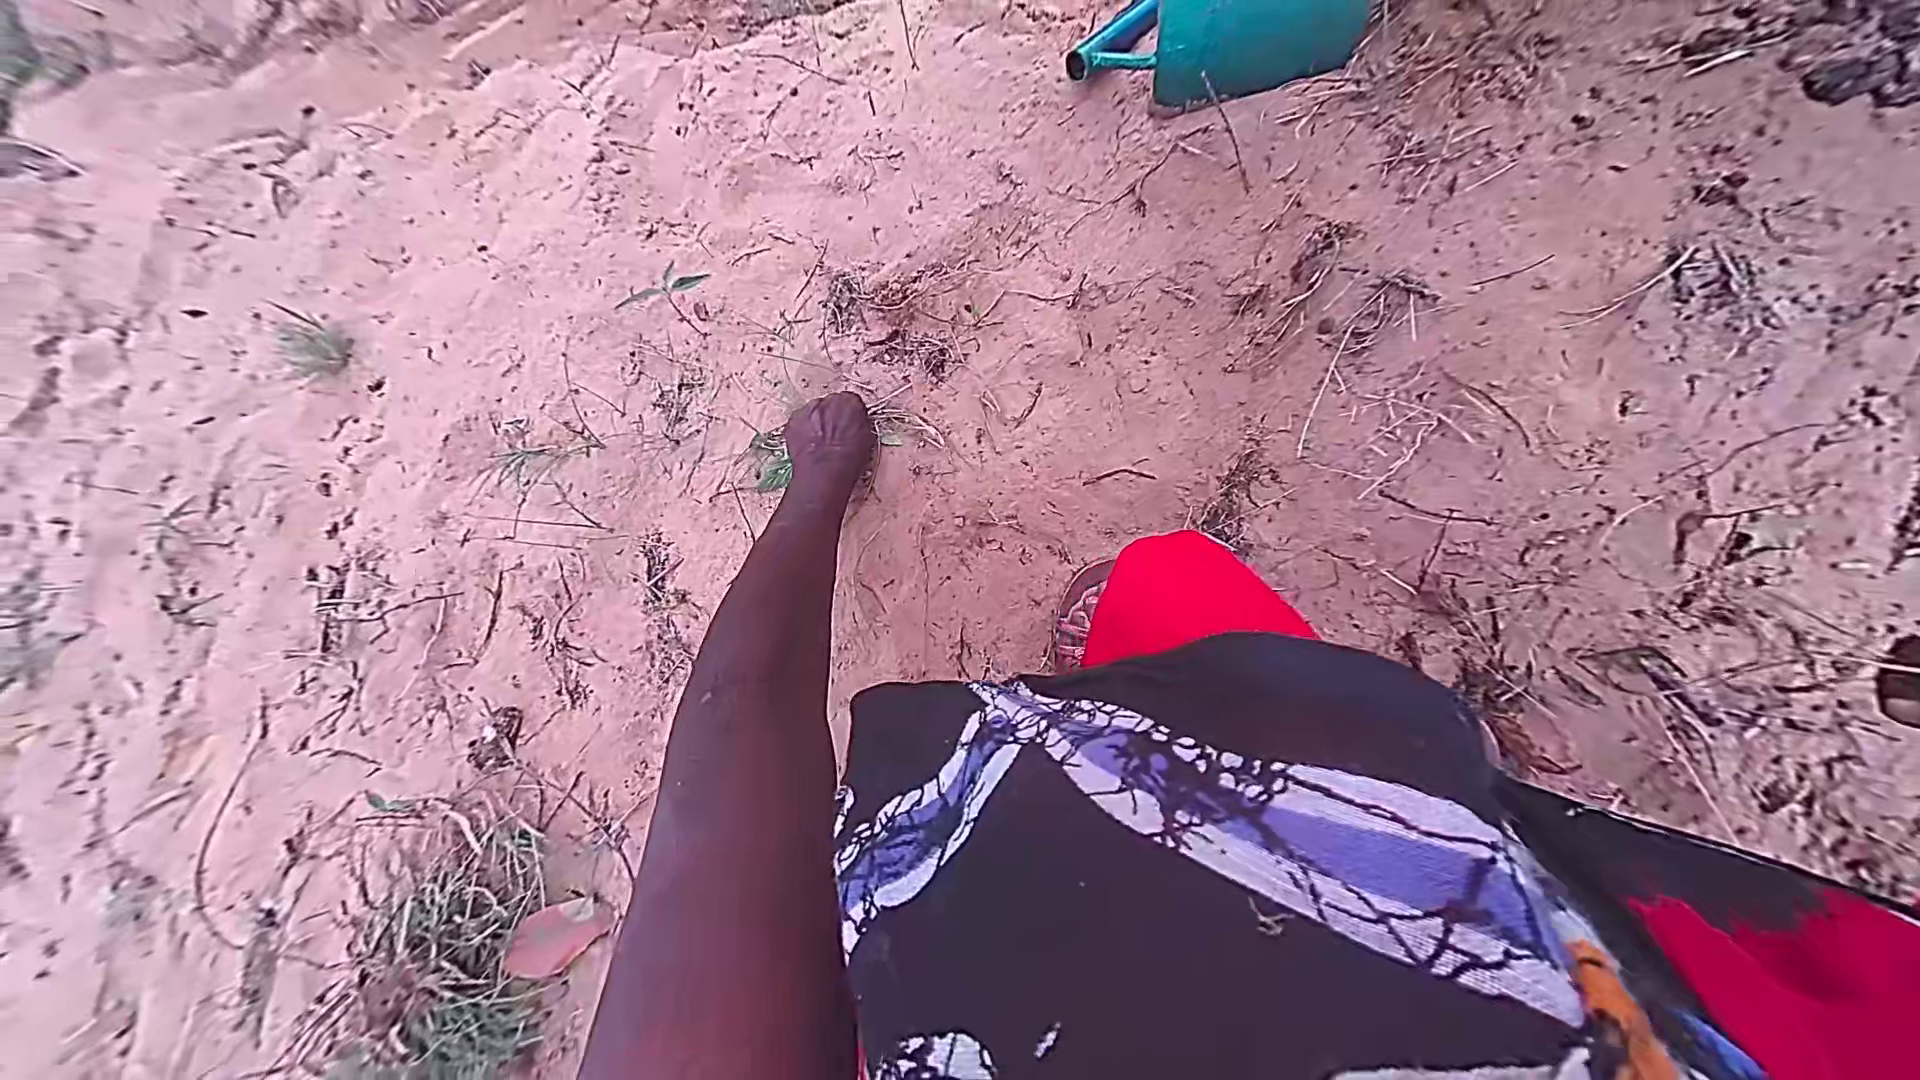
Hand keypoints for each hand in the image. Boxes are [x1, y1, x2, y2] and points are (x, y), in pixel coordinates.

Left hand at [783, 392, 874, 504]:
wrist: (824, 473)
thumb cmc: (848, 460)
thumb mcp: (867, 439)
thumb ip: (861, 423)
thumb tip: (857, 423)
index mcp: (849, 402)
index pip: (851, 401)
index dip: (851, 415)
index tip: (850, 425)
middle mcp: (827, 401)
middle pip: (831, 404)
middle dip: (833, 416)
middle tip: (835, 435)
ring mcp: (807, 410)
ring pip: (814, 412)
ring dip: (817, 423)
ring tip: (821, 442)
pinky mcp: (792, 422)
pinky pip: (800, 423)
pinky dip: (803, 431)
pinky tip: (810, 445)